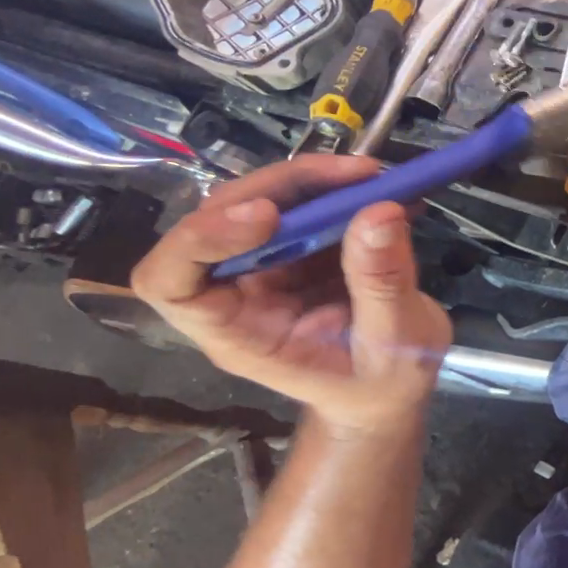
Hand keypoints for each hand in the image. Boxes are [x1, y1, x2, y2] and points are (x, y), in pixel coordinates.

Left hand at [131, 157, 451, 436]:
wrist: (391, 393)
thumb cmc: (380, 386)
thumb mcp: (393, 343)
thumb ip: (381, 282)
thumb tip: (380, 211)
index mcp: (239, 333)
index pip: (174, 283)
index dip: (203, 239)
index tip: (268, 215)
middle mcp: (241, 293)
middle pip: (220, 223)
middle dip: (280, 188)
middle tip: (354, 174)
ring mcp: (272, 269)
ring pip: (261, 204)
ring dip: (313, 181)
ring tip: (375, 175)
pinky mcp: (305, 253)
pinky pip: (306, 208)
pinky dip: (341, 189)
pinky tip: (385, 186)